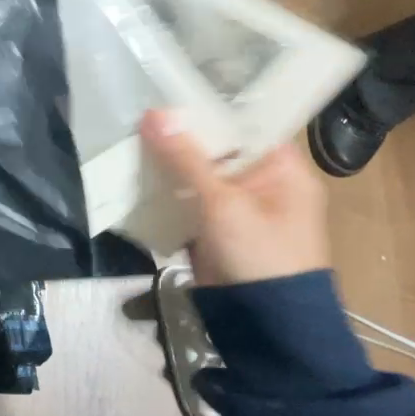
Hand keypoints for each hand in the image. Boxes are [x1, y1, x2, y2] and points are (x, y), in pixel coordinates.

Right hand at [139, 109, 330, 286]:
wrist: (264, 321)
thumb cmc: (259, 254)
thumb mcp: (222, 203)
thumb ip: (186, 158)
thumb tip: (154, 112)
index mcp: (284, 171)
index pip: (247, 124)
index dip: (210, 109)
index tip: (170, 93)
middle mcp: (264, 182)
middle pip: (217, 148)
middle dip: (181, 135)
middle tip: (140, 113)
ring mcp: (238, 205)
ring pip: (198, 171)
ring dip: (168, 161)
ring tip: (130, 137)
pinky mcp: (215, 224)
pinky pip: (187, 196)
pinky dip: (166, 186)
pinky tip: (136, 172)